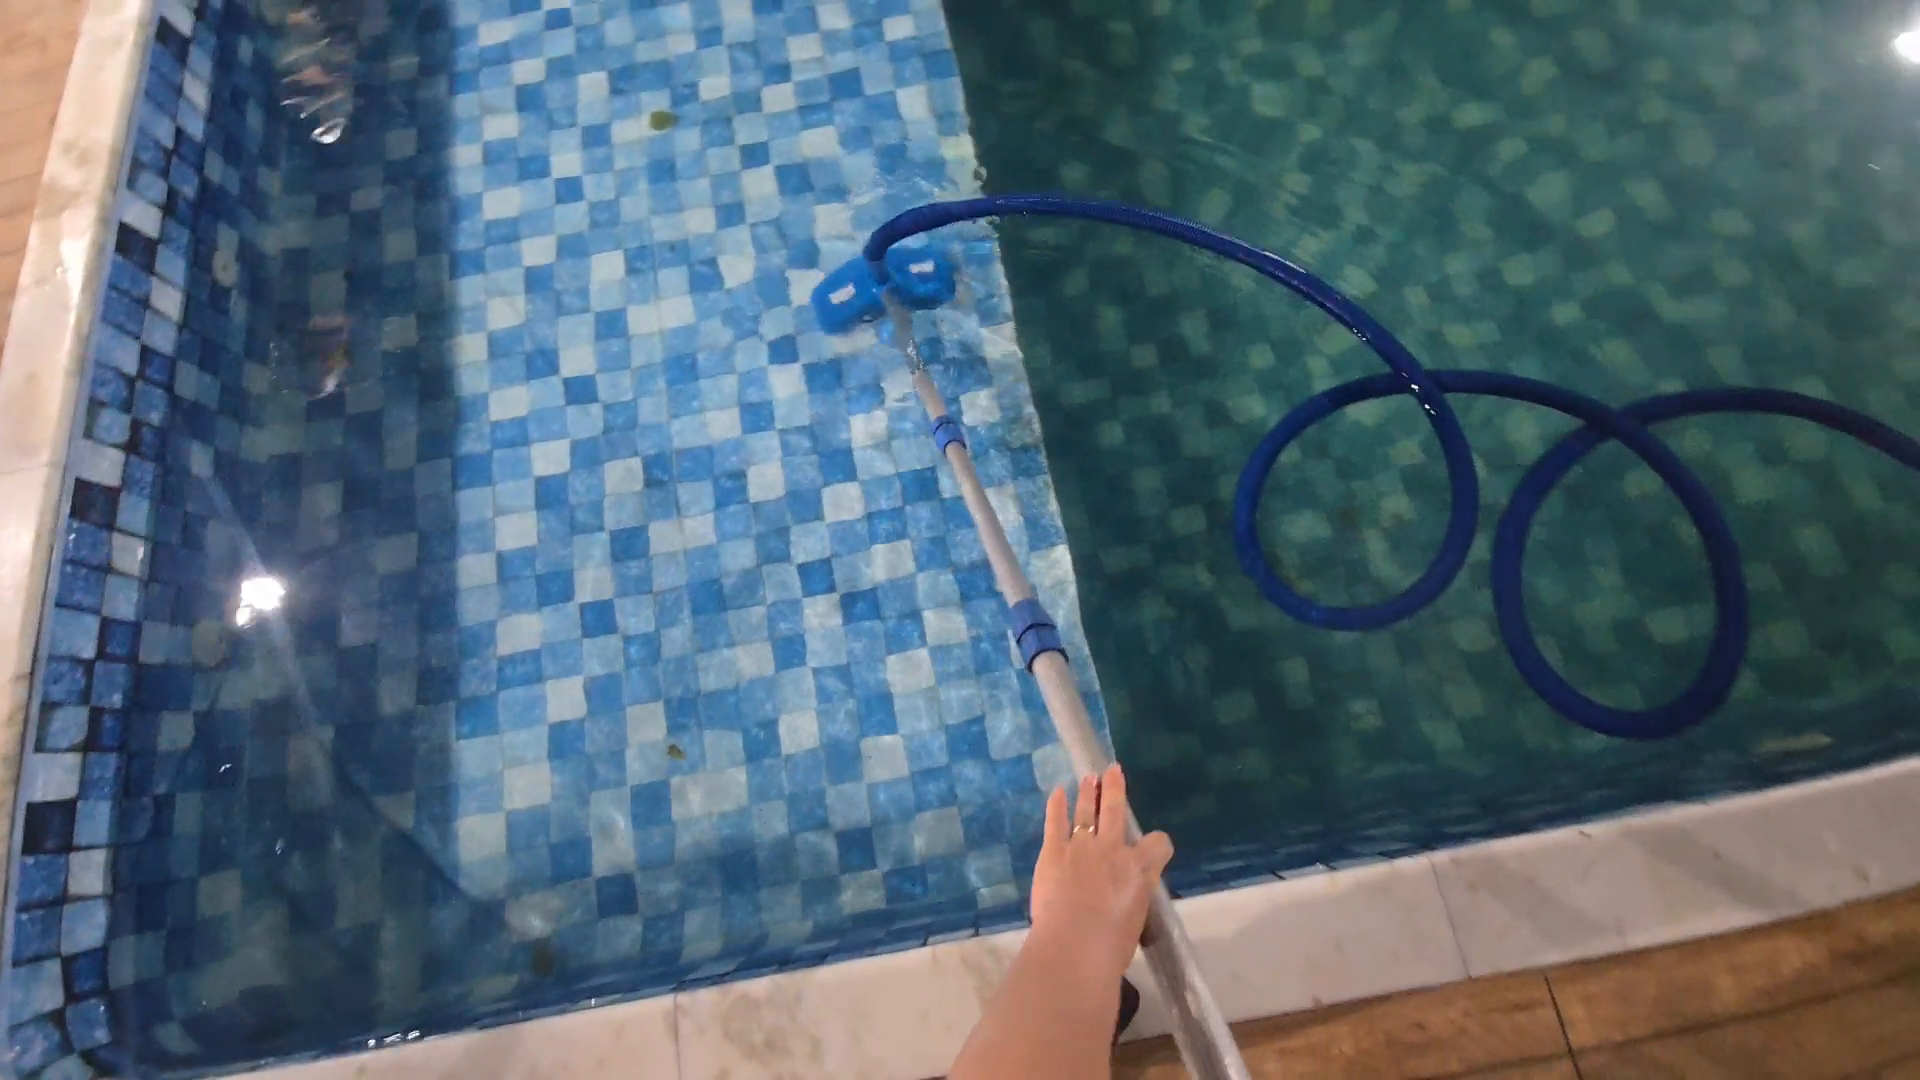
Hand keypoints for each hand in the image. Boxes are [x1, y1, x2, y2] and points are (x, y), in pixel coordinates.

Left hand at [1027, 763, 1174, 983]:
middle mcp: (1113, 849)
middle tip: (1112, 769)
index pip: (1159, 844)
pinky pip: (1055, 821)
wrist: (1073, 946)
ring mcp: (1081, 846)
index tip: (1156, 846)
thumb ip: (1132, 899)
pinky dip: (1057, 805)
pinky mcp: (1053, 850)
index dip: (1159, 844)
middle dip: (1115, 788)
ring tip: (1088, 777)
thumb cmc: (1109, 947)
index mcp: (1139, 869)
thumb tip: (1125, 899)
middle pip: (1115, 810)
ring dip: (1087, 792)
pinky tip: (1057, 793)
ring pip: (1086, 811)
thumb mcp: (1136, 920)